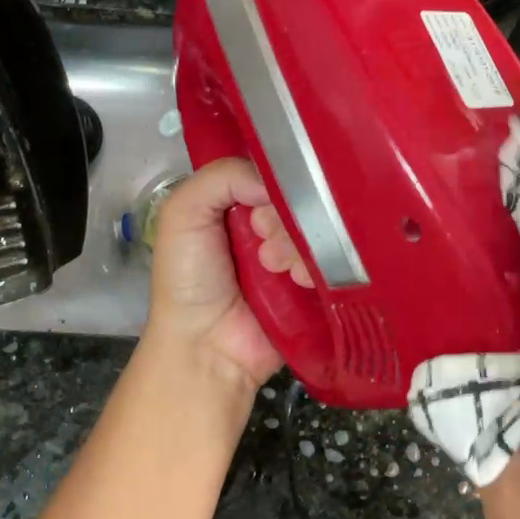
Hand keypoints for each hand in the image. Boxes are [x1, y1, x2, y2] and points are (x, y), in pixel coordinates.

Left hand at [145, 158, 298, 392]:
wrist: (206, 348)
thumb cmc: (188, 279)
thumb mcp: (183, 214)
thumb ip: (221, 177)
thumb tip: (273, 180)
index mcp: (239, 202)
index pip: (272, 170)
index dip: (272, 178)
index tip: (259, 201)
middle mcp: (270, 224)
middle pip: (300, 197)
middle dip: (284, 214)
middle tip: (262, 238)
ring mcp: (296, 254)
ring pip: (319, 227)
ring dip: (299, 242)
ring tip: (274, 267)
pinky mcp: (317, 284)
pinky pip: (336, 260)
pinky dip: (319, 265)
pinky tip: (297, 279)